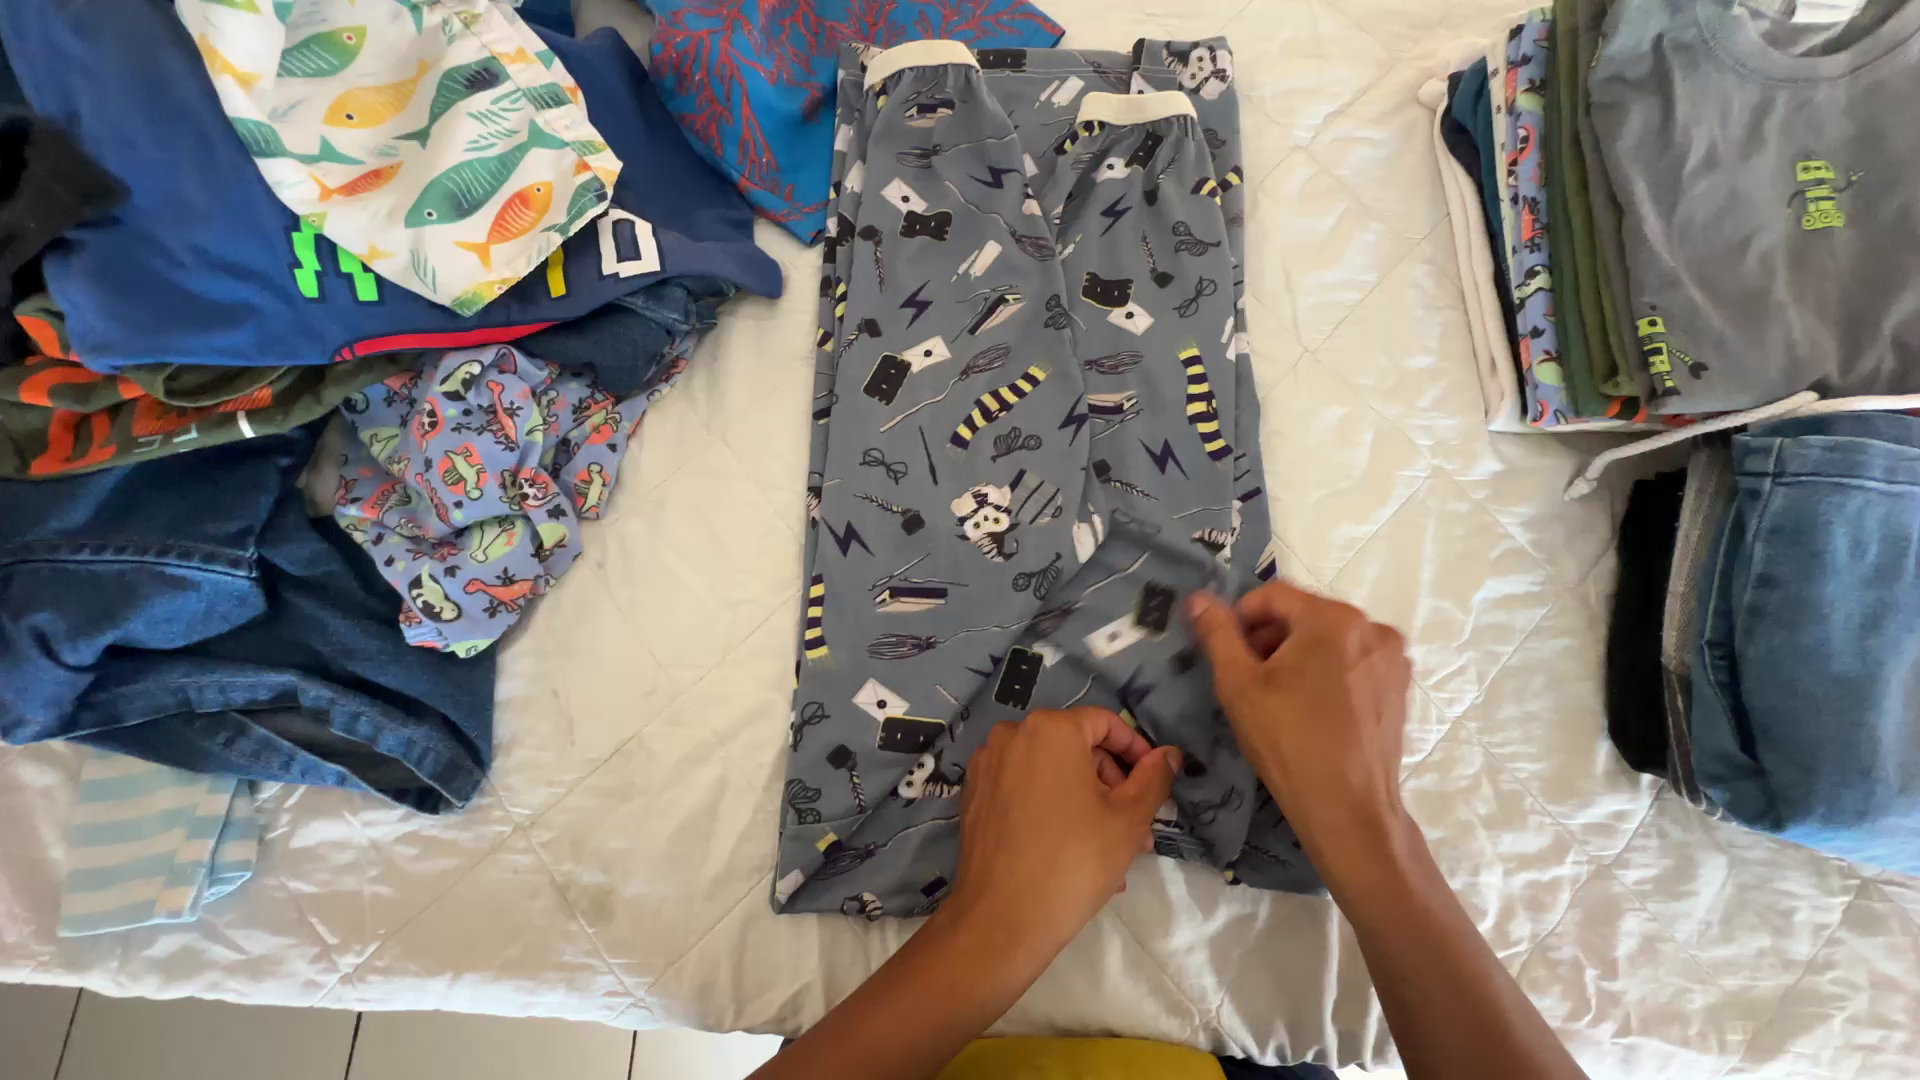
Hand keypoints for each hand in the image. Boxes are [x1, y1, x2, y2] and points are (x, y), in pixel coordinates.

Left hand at [940, 707, 1180, 955]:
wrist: (1003, 918)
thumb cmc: (1074, 861)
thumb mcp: (1128, 819)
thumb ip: (1154, 778)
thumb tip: (1170, 753)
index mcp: (1050, 728)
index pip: (1105, 723)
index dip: (1136, 751)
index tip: (1154, 785)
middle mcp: (1012, 734)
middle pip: (1076, 747)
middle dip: (1112, 784)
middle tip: (1137, 830)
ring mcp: (988, 764)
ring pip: (1051, 772)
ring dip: (1086, 801)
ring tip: (1109, 850)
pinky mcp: (974, 793)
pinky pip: (1024, 788)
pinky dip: (1051, 807)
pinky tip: (1070, 850)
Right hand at [1186, 583, 1412, 869]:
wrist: (1348, 809)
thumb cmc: (1287, 741)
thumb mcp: (1238, 683)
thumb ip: (1217, 633)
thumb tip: (1198, 599)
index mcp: (1334, 619)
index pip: (1273, 595)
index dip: (1240, 616)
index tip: (1225, 650)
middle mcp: (1372, 628)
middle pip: (1304, 615)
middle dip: (1269, 637)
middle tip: (1247, 675)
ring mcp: (1392, 659)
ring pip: (1329, 639)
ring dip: (1297, 654)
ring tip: (1278, 695)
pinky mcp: (1400, 687)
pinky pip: (1352, 662)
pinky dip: (1326, 672)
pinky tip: (1310, 708)